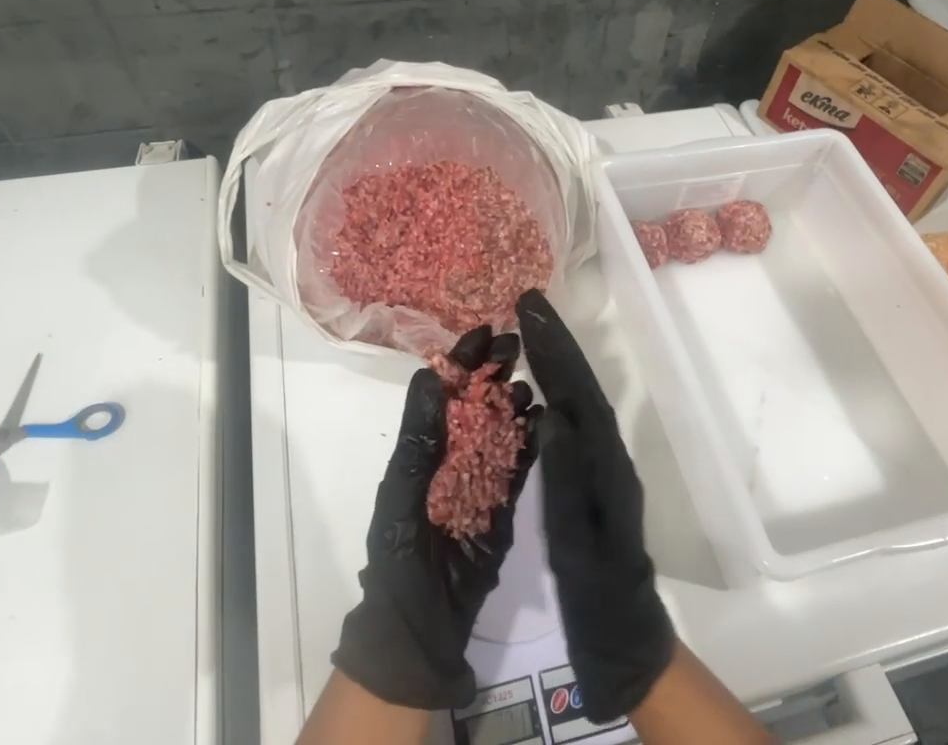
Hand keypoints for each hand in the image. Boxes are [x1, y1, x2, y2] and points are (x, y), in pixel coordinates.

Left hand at [331, 325, 539, 710]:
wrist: (422, 617)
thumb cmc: (400, 550)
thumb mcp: (403, 488)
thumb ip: (420, 434)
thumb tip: (432, 375)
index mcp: (425, 443)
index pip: (445, 389)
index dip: (463, 359)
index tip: (484, 330)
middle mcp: (454, 452)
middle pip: (478, 401)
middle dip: (495, 370)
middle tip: (516, 345)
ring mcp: (481, 475)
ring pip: (503, 427)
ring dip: (516, 402)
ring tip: (530, 384)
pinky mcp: (505, 502)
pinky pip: (521, 464)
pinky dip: (534, 441)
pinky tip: (546, 420)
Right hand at [518, 290, 675, 722]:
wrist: (625, 640)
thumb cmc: (598, 598)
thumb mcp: (576, 545)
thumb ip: (565, 481)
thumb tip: (551, 415)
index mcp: (605, 465)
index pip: (577, 392)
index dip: (554, 349)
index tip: (529, 310)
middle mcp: (608, 457)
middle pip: (581, 387)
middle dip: (555, 343)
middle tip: (527, 303)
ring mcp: (603, 468)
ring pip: (578, 401)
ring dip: (556, 363)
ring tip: (529, 332)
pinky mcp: (593, 481)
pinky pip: (571, 423)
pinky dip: (554, 394)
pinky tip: (535, 390)